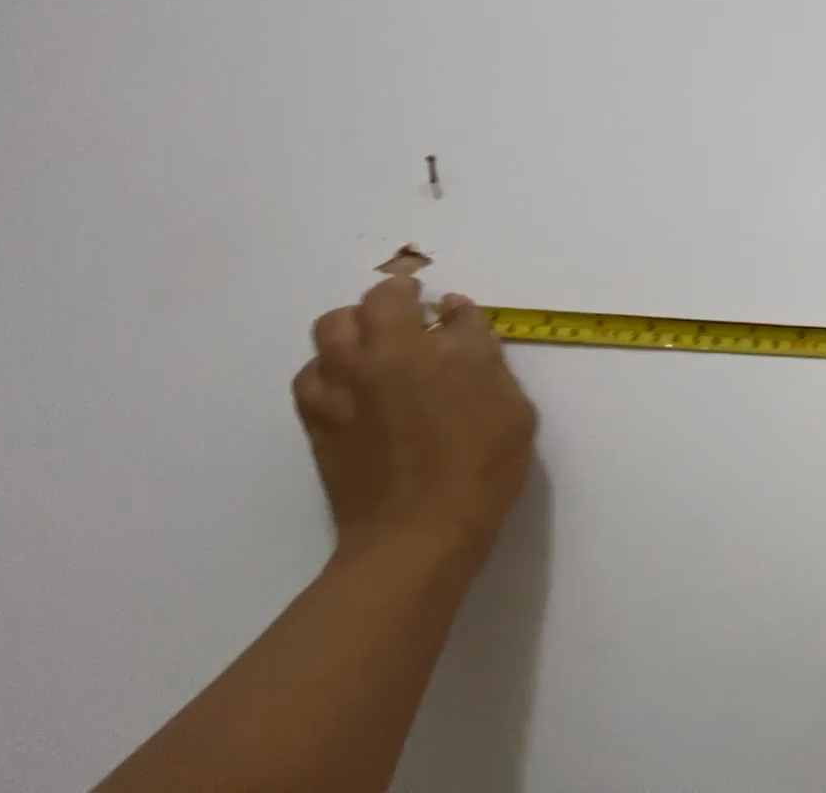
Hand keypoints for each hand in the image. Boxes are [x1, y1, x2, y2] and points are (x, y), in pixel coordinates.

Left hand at [293, 277, 537, 554]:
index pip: (456, 310)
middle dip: (399, 295)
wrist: (420, 530)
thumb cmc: (484, 471)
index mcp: (454, 351)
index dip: (459, 311)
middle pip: (383, 298)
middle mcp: (395, 353)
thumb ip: (490, 365)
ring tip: (372, 341)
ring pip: (333, 323)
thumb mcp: (514, 412)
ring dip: (356, 322)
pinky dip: (328, 366)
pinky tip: (347, 383)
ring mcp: (348, 380)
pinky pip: (310, 370)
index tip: (459, 317)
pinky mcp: (317, 412)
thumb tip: (462, 331)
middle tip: (412, 308)